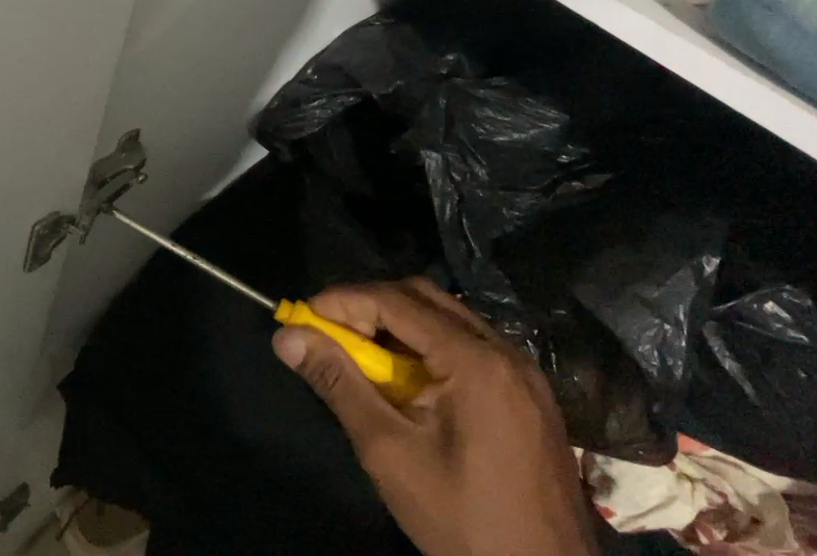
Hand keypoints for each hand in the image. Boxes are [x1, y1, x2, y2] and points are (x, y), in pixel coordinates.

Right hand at [272, 278, 597, 555]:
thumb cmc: (463, 517)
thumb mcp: (389, 451)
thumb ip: (338, 384)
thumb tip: (286, 337)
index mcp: (475, 361)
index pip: (395, 301)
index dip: (343, 301)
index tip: (302, 317)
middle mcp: (504, 352)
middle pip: (424, 298)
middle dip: (369, 306)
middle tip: (331, 335)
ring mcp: (524, 375)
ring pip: (448, 320)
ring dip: (398, 325)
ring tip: (362, 358)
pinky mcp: (529, 397)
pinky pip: (469, 347)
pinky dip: (428, 348)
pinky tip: (406, 383)